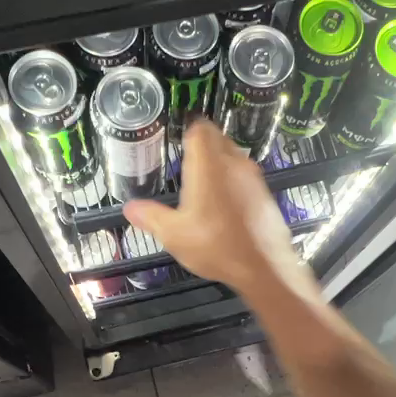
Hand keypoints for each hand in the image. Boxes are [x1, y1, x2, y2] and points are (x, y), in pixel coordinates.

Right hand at [123, 120, 311, 298]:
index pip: (200, 129)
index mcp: (208, 166)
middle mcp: (234, 165)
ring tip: (202, 183)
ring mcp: (253, 179)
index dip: (188, 130)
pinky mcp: (264, 194)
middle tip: (186, 159)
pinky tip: (223, 205)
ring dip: (218, 163)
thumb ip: (151, 217)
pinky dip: (233, 181)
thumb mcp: (175, 235)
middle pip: (218, 139)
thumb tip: (131, 209)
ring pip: (233, 157)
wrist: (264, 267)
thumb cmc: (218, 247)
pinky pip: (245, 177)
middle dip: (202, 145)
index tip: (179, 139)